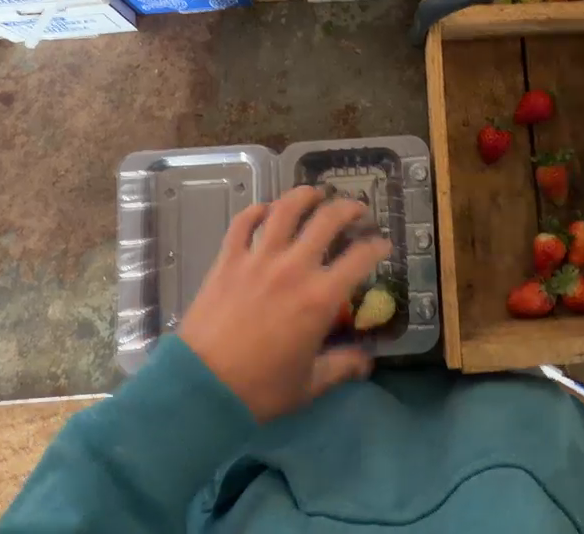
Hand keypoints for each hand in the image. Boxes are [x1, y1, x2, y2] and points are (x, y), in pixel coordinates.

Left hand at [178, 185, 389, 421]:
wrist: (200, 388)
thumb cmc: (260, 389)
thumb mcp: (309, 385)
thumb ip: (342, 367)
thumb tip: (366, 361)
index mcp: (321, 297)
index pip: (360, 258)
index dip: (377, 246)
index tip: (383, 244)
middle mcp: (294, 268)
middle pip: (328, 220)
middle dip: (349, 209)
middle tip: (357, 210)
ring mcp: (259, 259)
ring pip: (286, 210)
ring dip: (305, 195)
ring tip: (315, 193)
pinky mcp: (228, 260)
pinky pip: (242, 223)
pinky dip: (256, 210)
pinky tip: (265, 209)